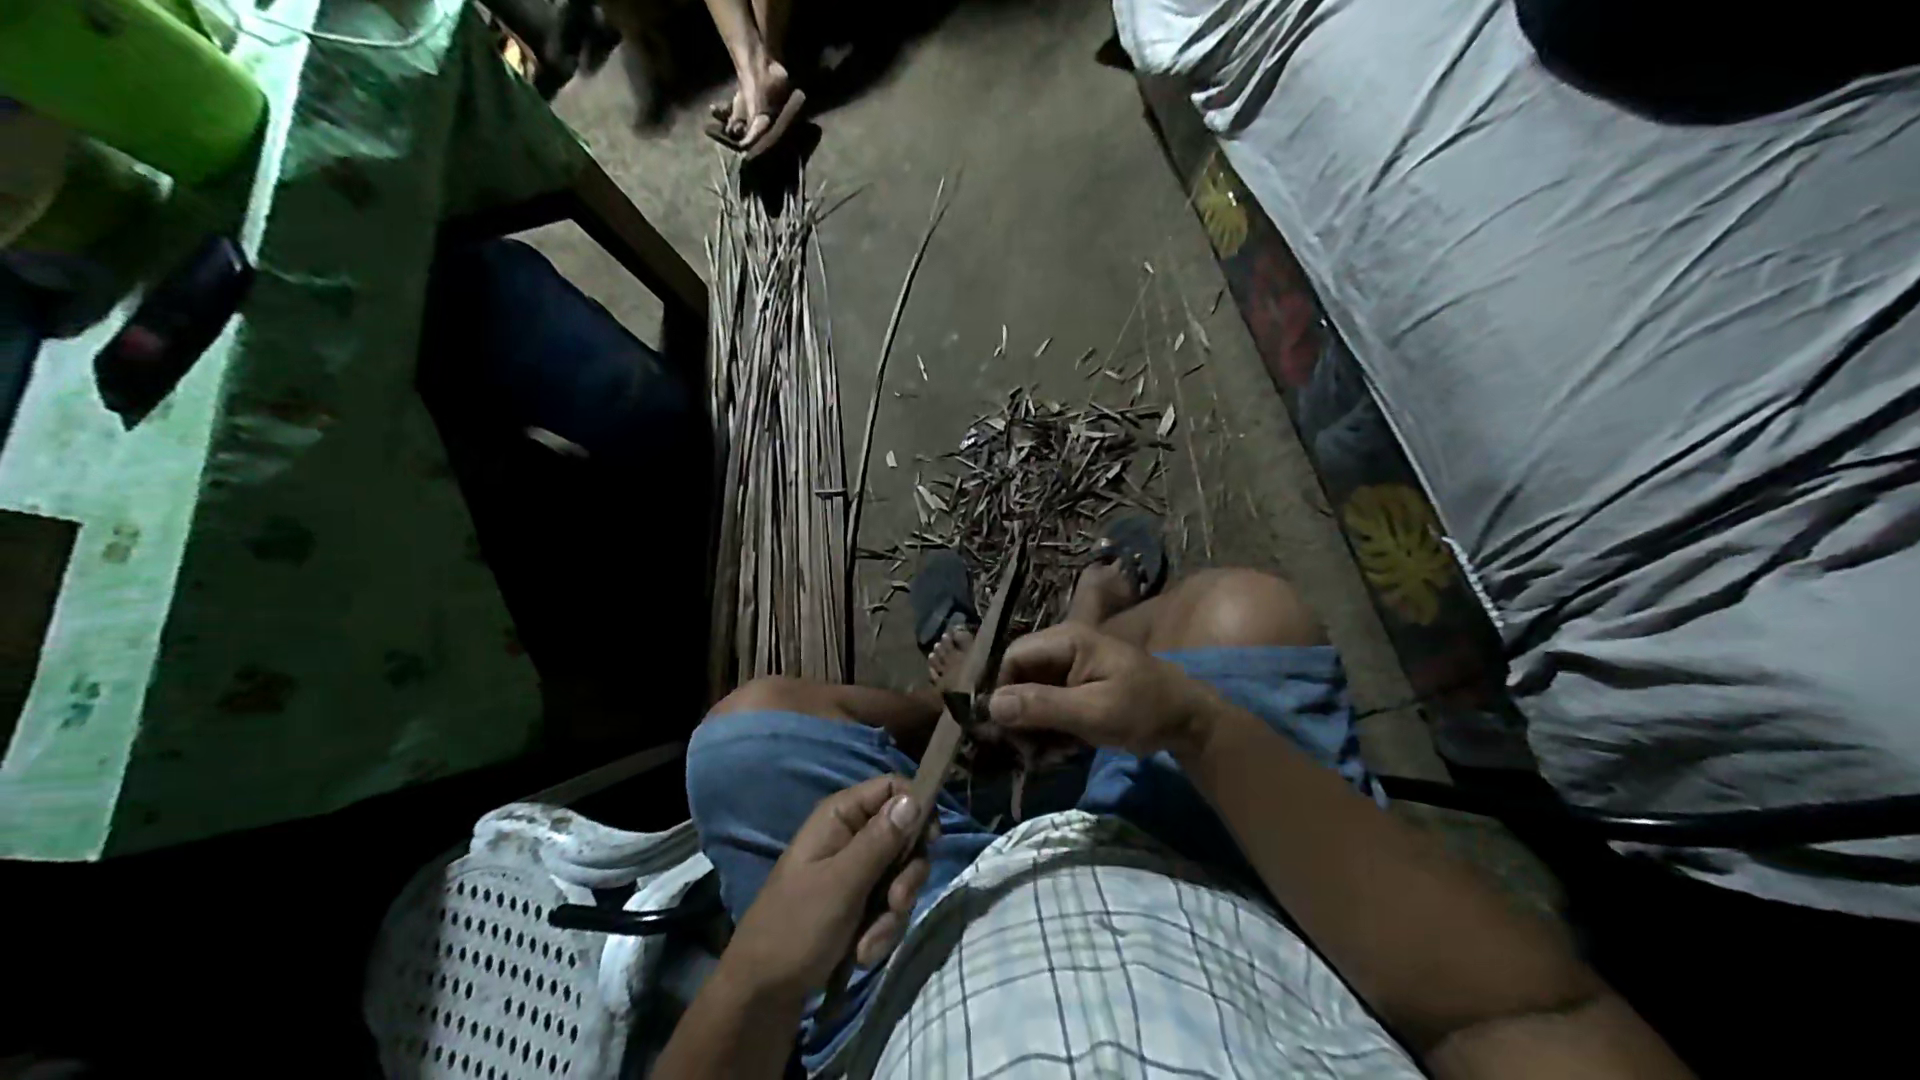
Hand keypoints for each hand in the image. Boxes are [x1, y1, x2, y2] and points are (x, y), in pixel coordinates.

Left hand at [723, 775, 932, 1000]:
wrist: (762, 996)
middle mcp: (850, 837)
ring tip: (867, 943)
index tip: (931, 841)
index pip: (891, 788)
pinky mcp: (858, 904)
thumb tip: (914, 799)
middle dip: (905, 876)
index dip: (916, 808)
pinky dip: (881, 931)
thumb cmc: (795, 928)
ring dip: (892, 913)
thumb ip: (880, 841)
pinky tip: (861, 953)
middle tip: (895, 903)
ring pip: (901, 877)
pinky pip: (889, 906)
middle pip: (904, 836)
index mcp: (839, 817)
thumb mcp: (841, 884)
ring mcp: (854, 872)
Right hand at [986, 622, 1220, 757]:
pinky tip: (1062, 750)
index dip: (1003, 690)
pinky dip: (1049, 729)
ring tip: (1048, 754)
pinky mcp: (1076, 689)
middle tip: (1028, 750)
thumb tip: (991, 705)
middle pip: (1020, 676)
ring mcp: (1070, 669)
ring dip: (1034, 727)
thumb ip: (1043, 706)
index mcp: (1067, 640)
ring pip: (1031, 695)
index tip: (1006, 728)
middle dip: (1019, 714)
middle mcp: (1063, 649)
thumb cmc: (1145, 709)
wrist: (1188, 722)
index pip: (1013, 657)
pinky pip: (1048, 706)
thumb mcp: (1093, 711)